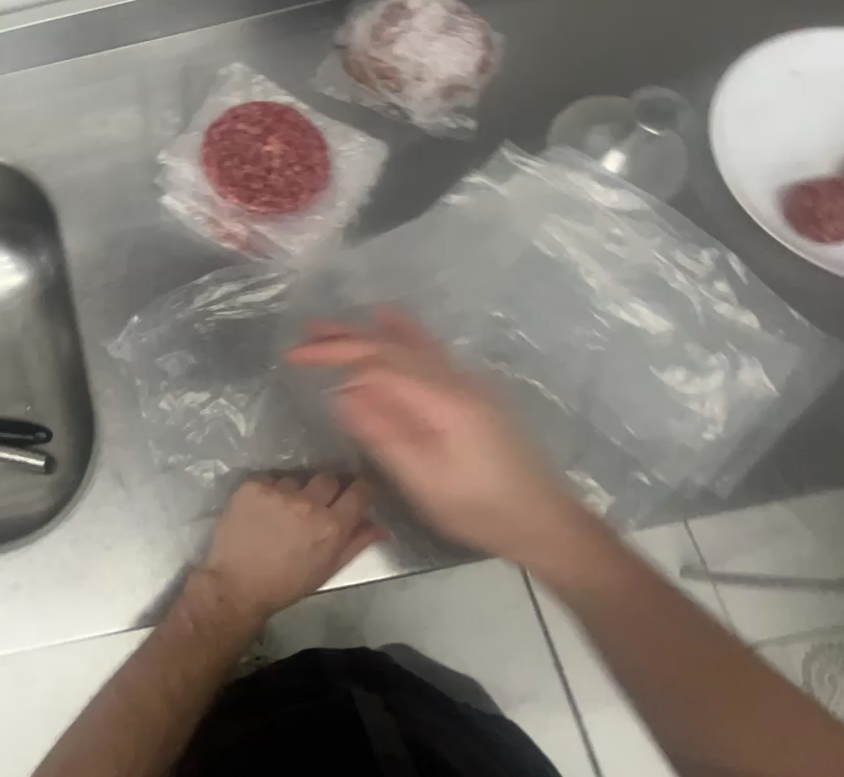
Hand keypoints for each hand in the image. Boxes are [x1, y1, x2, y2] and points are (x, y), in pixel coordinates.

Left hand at [197, 473, 382, 624]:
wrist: (237, 584)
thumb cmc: (286, 583)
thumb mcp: (327, 569)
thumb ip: (356, 544)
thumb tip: (379, 526)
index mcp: (332, 526)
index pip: (359, 491)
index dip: (361, 487)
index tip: (358, 488)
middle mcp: (308, 503)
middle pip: (329, 477)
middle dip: (329, 486)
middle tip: (319, 500)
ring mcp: (278, 491)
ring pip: (298, 478)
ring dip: (296, 490)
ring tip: (285, 509)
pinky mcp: (253, 485)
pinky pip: (271, 478)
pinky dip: (270, 490)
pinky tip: (264, 508)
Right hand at [285, 308, 596, 568]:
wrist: (547, 522)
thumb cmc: (482, 510)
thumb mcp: (425, 482)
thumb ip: (384, 435)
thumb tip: (342, 394)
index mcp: (443, 400)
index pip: (377, 363)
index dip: (334, 355)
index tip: (295, 355)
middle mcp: (456, 380)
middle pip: (392, 347)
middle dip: (345, 338)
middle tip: (304, 334)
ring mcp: (467, 383)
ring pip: (410, 345)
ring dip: (368, 334)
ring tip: (331, 328)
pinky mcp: (471, 392)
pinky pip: (428, 352)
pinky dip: (401, 335)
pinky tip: (387, 321)